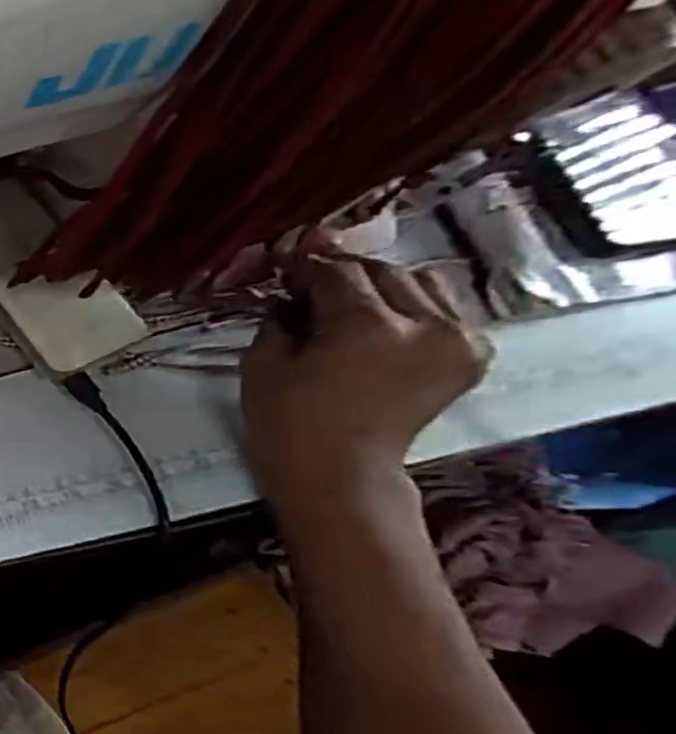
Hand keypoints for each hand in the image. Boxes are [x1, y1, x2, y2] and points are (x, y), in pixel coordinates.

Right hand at [242, 257, 490, 512]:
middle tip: (310, 281)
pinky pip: (443, 311)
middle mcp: (425, 323)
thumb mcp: (262, 368)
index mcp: (367, 326)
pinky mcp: (471, 355)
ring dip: (381, 287)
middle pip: (385, 273)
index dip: (309, 264)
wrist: (337, 473)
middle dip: (345, 274)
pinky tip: (380, 326)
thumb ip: (277, 321)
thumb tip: (289, 299)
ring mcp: (458, 339)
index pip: (339, 274)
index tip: (289, 260)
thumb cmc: (287, 425)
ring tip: (347, 303)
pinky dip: (411, 309)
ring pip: (422, 284)